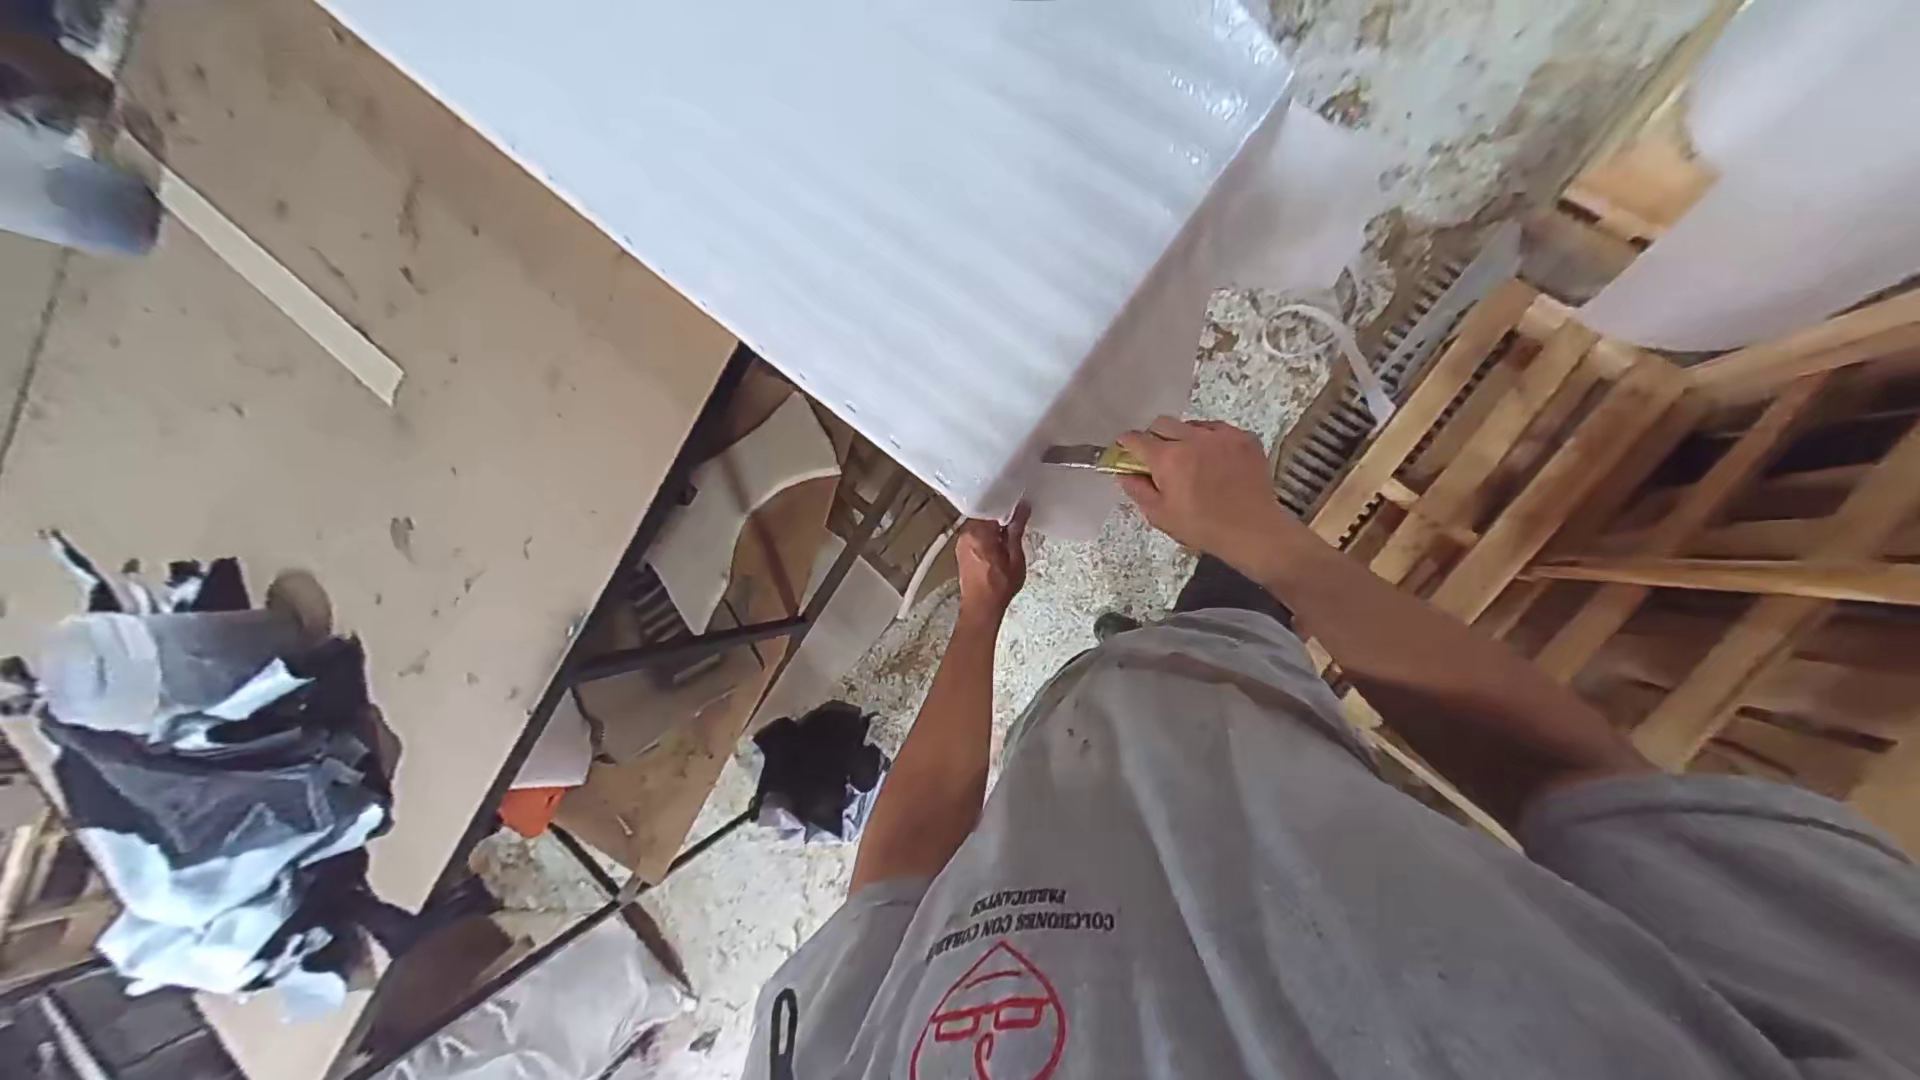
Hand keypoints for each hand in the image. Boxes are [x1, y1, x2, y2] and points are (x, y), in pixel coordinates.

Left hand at [955, 503, 1029, 622]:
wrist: (982, 607)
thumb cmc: (998, 587)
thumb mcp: (1015, 557)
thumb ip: (1017, 529)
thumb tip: (1022, 509)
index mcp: (979, 533)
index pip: (992, 506)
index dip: (1007, 504)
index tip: (1018, 505)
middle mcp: (966, 535)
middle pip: (984, 515)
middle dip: (1000, 516)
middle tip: (1017, 520)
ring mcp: (962, 543)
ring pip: (979, 525)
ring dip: (993, 527)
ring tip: (1009, 535)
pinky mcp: (962, 552)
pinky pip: (975, 536)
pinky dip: (986, 536)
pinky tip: (998, 545)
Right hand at [1116, 417, 1292, 565]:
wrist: (1253, 530)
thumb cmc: (1202, 526)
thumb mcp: (1160, 515)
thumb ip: (1137, 489)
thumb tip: (1124, 473)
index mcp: (1168, 458)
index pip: (1137, 439)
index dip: (1126, 443)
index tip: (1125, 449)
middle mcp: (1193, 439)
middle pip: (1162, 424)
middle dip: (1153, 437)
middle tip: (1156, 457)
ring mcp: (1222, 435)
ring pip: (1190, 425)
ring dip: (1182, 437)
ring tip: (1189, 460)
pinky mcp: (1244, 438)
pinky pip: (1217, 429)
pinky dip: (1209, 440)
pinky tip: (1213, 460)